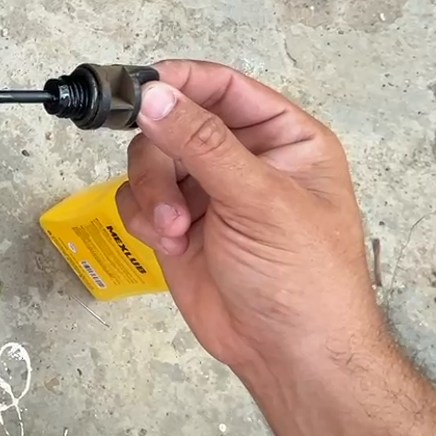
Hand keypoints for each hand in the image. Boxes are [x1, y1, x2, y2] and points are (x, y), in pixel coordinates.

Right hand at [116, 61, 385, 387]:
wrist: (285, 354)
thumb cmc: (301, 277)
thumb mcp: (257, 200)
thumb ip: (200, 143)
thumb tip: (151, 94)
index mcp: (280, 138)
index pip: (221, 87)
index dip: (178, 82)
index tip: (136, 90)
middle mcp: (238, 156)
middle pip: (170, 124)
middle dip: (160, 162)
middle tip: (165, 196)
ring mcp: (203, 188)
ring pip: (146, 161)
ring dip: (152, 196)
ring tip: (173, 232)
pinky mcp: (173, 219)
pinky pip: (134, 197)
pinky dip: (143, 219)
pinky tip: (171, 245)